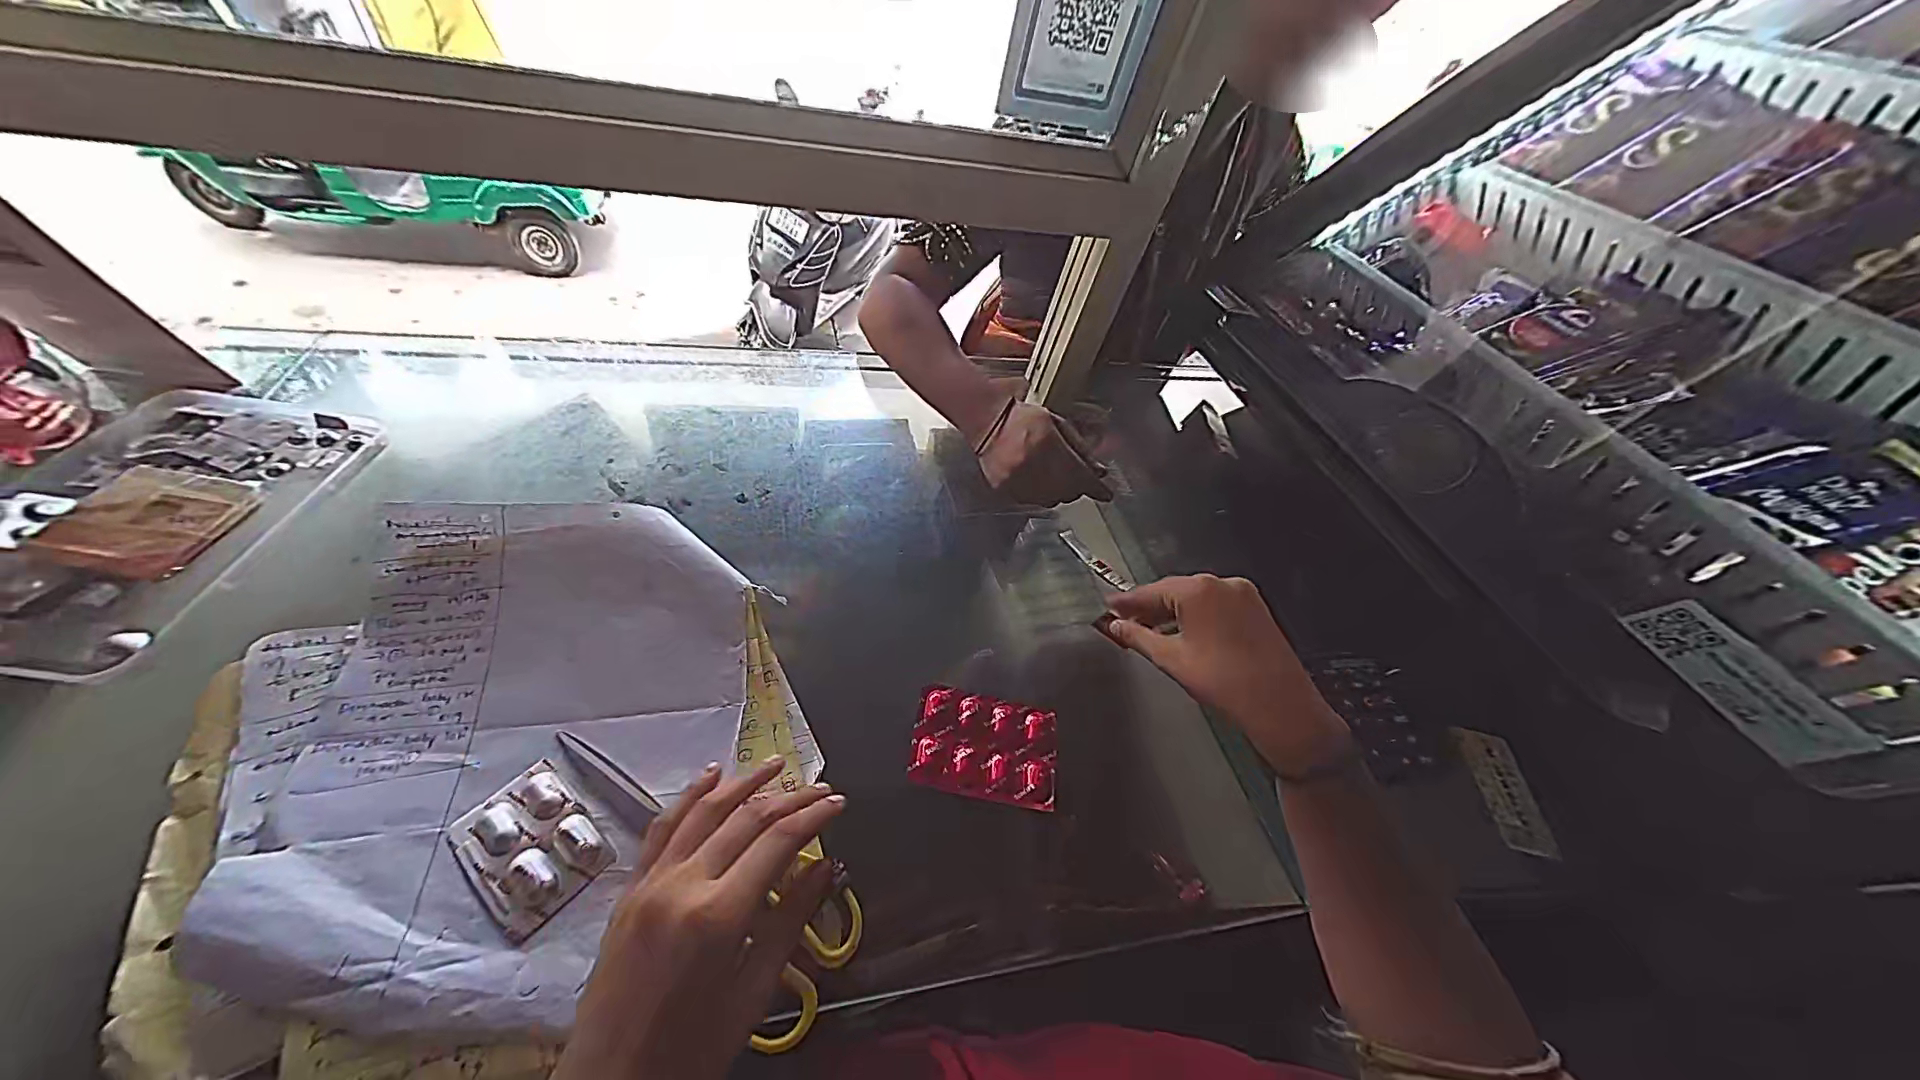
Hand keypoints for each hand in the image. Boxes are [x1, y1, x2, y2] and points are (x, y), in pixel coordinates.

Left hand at [554, 758, 844, 1079]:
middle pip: (746, 820)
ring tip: (775, 765)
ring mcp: (651, 882)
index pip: (777, 842)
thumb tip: (826, 868)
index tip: (837, 804)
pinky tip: (711, 775)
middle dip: (790, 798)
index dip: (813, 816)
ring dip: (743, 782)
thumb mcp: (753, 993)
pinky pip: (663, 828)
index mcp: (718, 916)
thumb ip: (790, 921)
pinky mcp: (631, 889)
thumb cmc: (691, 1050)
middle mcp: (683, 885)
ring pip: (704, 811)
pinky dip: (690, 796)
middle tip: (820, 788)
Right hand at [976, 400, 1112, 507]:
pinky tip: (1038, 482)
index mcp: (1049, 445)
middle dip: (1077, 487)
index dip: (1097, 488)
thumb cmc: (1022, 418)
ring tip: (1056, 479)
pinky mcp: (1005, 488)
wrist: (987, 421)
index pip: (1081, 476)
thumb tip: (1098, 470)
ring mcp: (1017, 480)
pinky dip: (1039, 494)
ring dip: (1059, 493)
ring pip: (1050, 500)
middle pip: (1068, 491)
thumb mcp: (1057, 425)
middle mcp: (1033, 466)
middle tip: (1078, 480)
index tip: (1106, 494)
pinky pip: (1031, 500)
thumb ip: (1079, 448)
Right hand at [1101, 575, 1351, 774]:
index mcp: (1198, 590)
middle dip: (1149, 608)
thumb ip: (1137, 636)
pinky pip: (1215, 605)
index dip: (1126, 602)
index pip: (1149, 591)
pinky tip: (1184, 636)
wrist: (1279, 706)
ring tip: (1153, 635)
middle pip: (1172, 591)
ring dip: (1172, 613)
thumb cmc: (1227, 683)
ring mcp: (1242, 595)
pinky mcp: (1255, 609)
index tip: (1111, 608)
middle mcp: (1222, 585)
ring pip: (1194, 598)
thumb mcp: (1170, 659)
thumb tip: (1118, 626)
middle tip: (1126, 625)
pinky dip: (1196, 616)